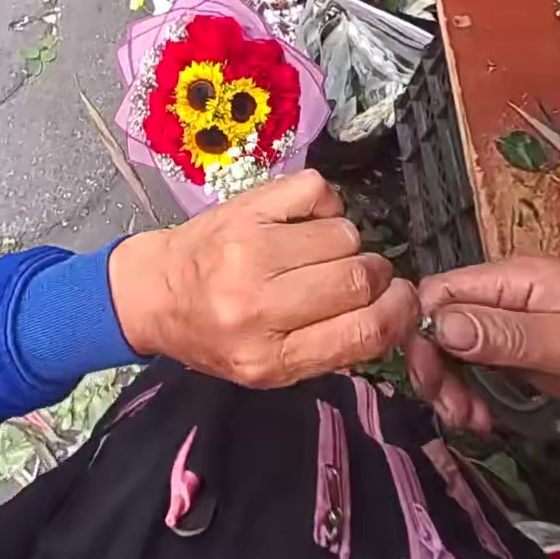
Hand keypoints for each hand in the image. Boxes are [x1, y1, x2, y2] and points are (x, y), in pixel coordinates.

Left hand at [108, 170, 420, 387]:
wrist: (156, 290)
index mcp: (268, 358)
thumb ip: (332, 345)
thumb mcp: (270, 367)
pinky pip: (319, 191)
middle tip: (360, 274)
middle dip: (375, 274)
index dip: (398, 312)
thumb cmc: (214, 334)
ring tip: (318, 251)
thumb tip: (394, 309)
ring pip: (344, 234)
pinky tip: (305, 221)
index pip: (362, 333)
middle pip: (359, 277)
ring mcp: (250, 249)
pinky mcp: (246, 207)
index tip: (404, 300)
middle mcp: (258, 305)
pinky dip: (324, 205)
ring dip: (345, 243)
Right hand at [410, 257, 559, 482]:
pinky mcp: (533, 366)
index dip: (423, 326)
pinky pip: (484, 375)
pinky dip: (474, 398)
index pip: (445, 288)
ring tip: (470, 423)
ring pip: (459, 350)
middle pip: (446, 320)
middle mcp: (515, 299)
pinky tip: (484, 423)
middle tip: (451, 411)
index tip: (427, 377)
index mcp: (522, 278)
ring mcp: (523, 334)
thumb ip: (509, 335)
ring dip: (453, 385)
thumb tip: (439, 321)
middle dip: (437, 362)